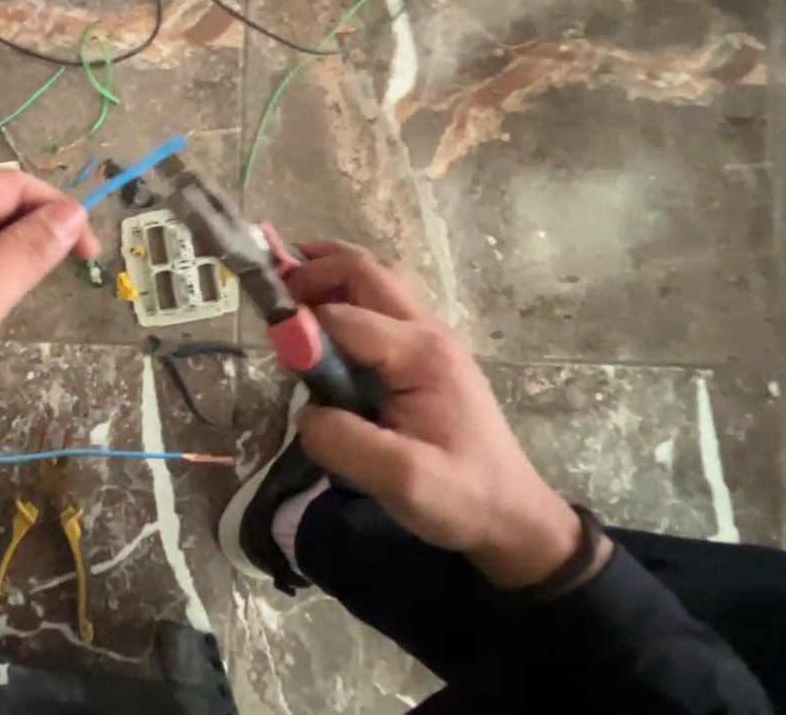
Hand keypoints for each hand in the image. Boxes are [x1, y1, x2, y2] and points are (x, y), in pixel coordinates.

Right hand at [284, 241, 589, 589]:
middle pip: (364, 270)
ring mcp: (429, 336)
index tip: (273, 348)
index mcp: (421, 355)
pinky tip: (320, 310)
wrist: (514, 517)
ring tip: (288, 284)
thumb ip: (344, 441)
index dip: (301, 325)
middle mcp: (427, 331)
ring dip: (330, 271)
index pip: (344, 317)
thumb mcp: (402, 482)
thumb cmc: (461, 497)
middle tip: (271, 287)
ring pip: (375, 276)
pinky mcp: (424, 350)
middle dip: (312, 268)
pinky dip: (344, 290)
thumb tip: (304, 412)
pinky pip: (380, 299)